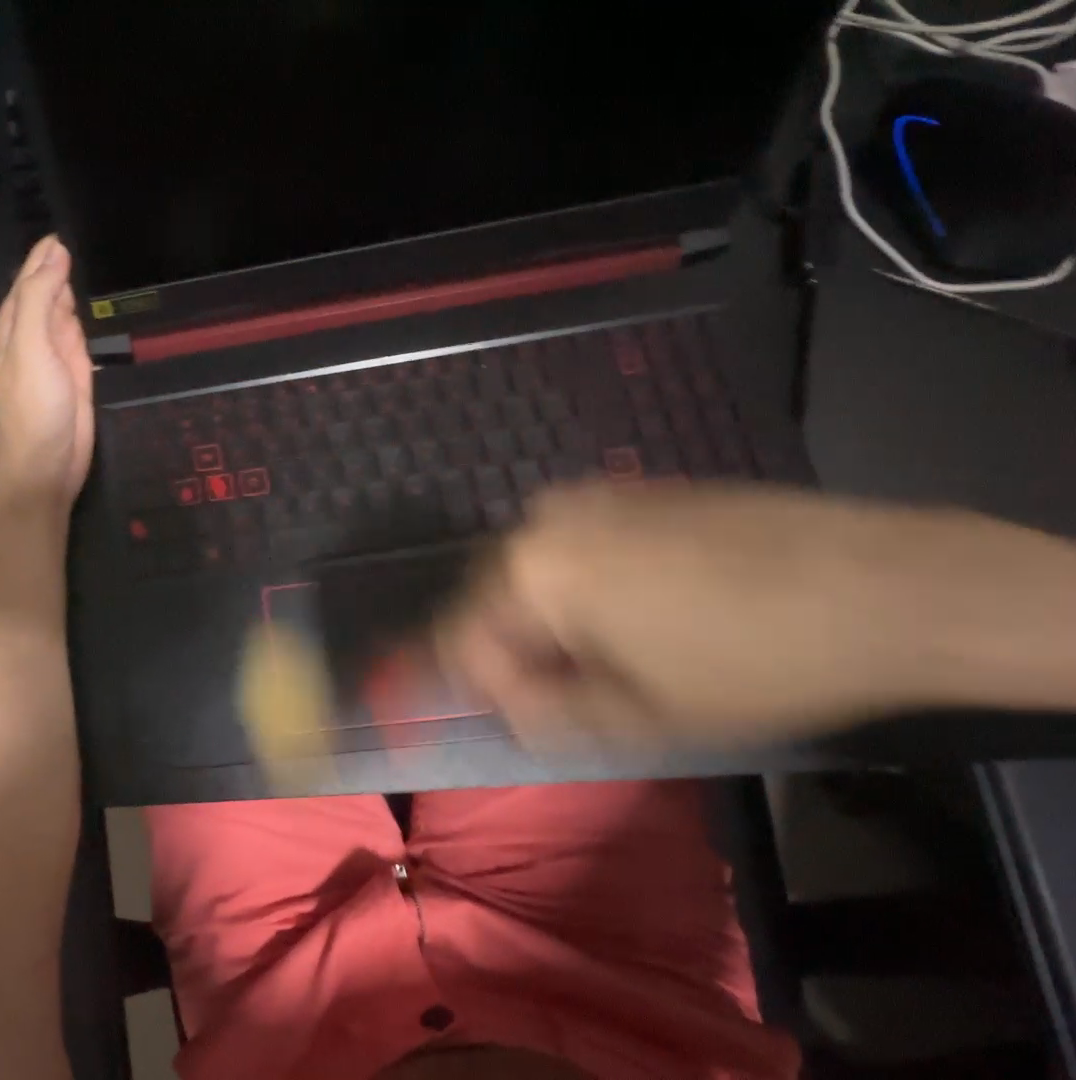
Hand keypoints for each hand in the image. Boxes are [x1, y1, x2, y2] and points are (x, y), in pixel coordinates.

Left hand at [0, 236, 93, 515]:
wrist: (47, 468)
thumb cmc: (33, 409)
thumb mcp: (31, 347)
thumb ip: (40, 300)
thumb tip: (55, 253)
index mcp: (14, 327)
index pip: (28, 279)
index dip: (44, 255)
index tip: (68, 225)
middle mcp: (34, 336)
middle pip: (47, 292)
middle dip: (62, 265)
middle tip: (91, 231)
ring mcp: (57, 356)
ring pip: (67, 312)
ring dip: (78, 288)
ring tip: (101, 256)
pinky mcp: (79, 375)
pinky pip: (84, 337)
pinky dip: (91, 318)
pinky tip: (105, 303)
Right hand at [436, 482, 1075, 747]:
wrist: (891, 584)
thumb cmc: (755, 661)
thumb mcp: (641, 716)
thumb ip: (546, 714)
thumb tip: (509, 709)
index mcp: (531, 569)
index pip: (462, 640)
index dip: (486, 692)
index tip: (525, 722)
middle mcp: (545, 519)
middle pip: (494, 600)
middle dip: (516, 653)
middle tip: (566, 699)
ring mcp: (594, 496)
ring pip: (538, 575)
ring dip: (553, 623)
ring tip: (609, 665)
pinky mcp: (638, 491)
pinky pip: (580, 550)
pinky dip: (588, 589)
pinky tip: (644, 620)